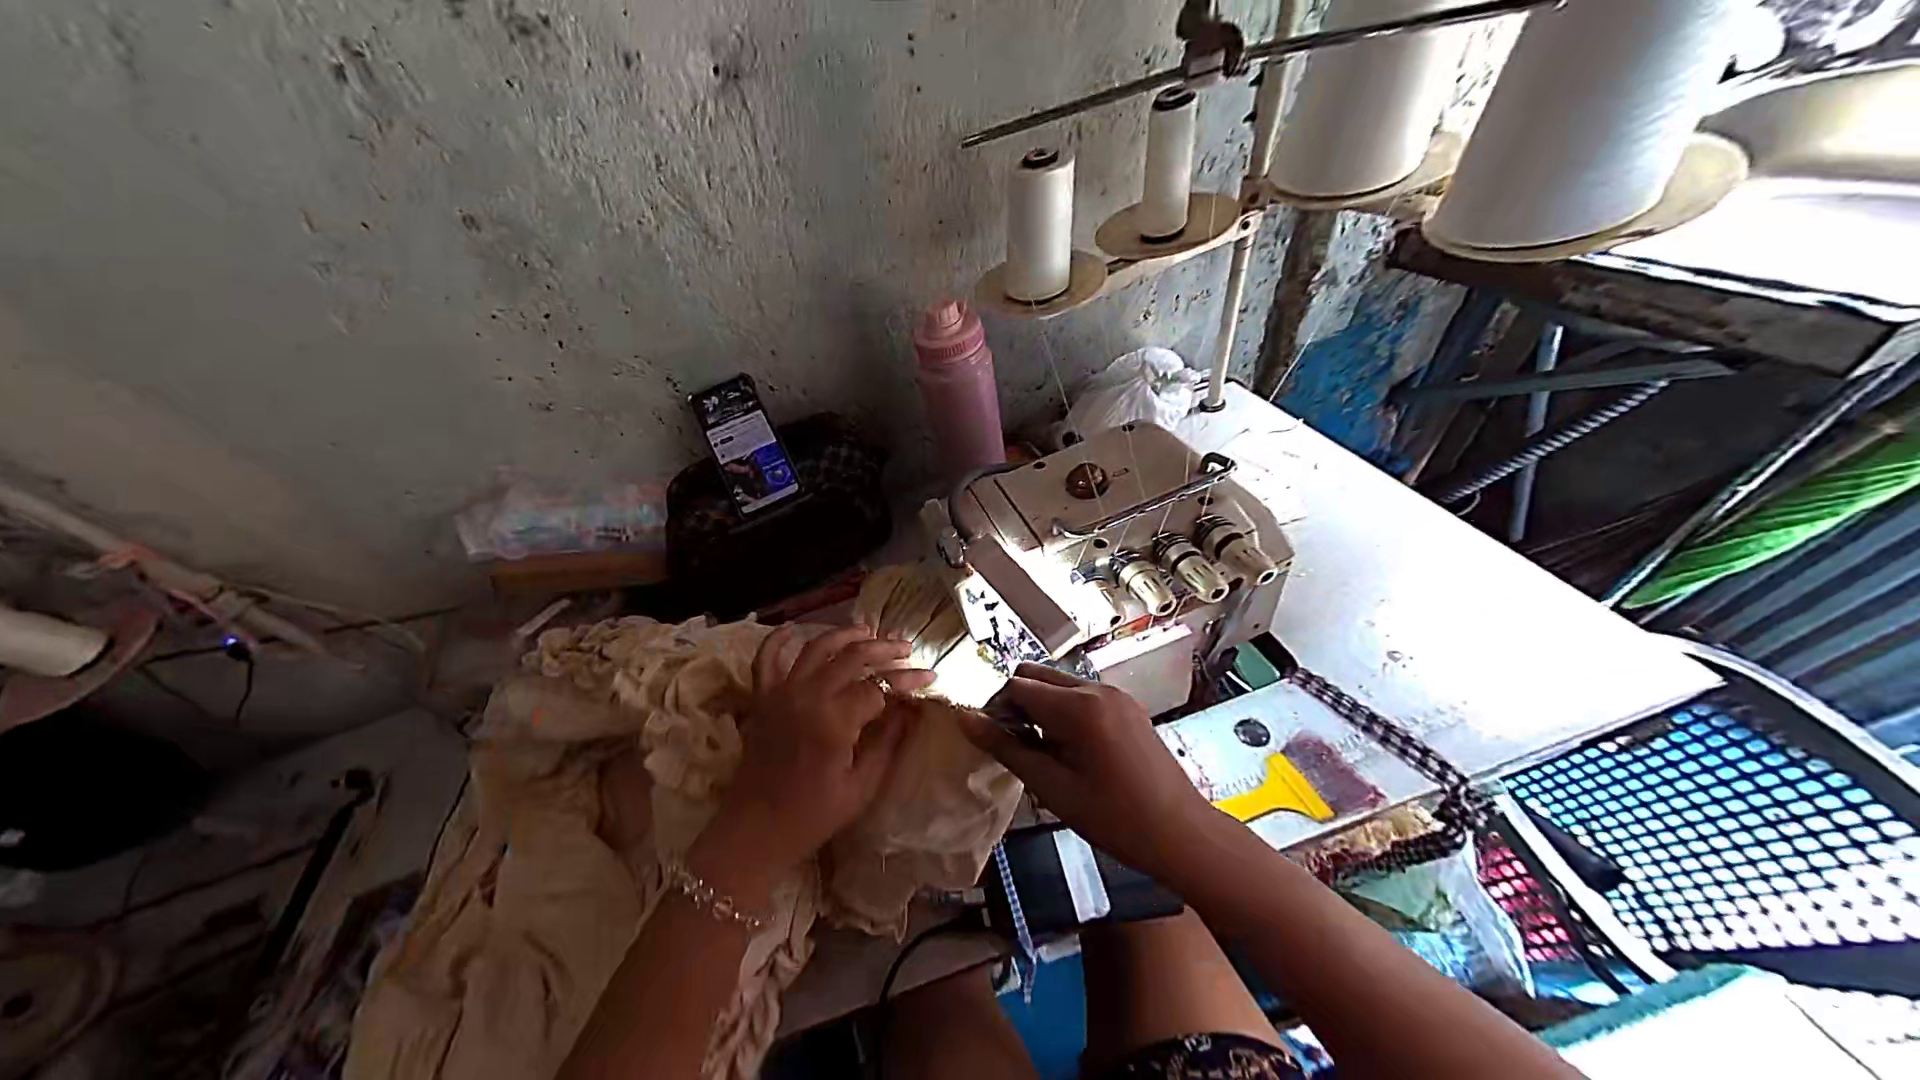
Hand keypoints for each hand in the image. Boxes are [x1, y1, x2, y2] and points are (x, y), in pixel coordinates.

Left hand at [695, 625, 934, 900]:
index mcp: (834, 719)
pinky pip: (765, 659)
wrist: (754, 831)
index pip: (880, 686)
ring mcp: (781, 693)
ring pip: (816, 647)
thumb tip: (912, 708)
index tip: (930, 678)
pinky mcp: (762, 699)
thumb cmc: (813, 816)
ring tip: (869, 631)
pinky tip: (792, 628)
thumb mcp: (862, 786)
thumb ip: (889, 742)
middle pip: (853, 657)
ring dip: (845, 635)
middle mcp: (807, 696)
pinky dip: (777, 640)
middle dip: (885, 649)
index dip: (908, 680)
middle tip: (907, 648)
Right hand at [956, 664, 1219, 879]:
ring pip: (1060, 685)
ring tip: (1046, 754)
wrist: (1181, 834)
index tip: (996, 742)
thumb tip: (964, 718)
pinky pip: (1083, 696)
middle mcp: (1097, 688)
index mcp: (1078, 705)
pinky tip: (1072, 751)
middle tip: (1017, 746)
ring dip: (1041, 708)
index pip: (1017, 685)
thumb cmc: (1113, 818)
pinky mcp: (1128, 707)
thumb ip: (1006, 748)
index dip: (997, 709)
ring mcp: (1116, 695)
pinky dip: (1065, 712)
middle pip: (1038, 676)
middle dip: (1017, 703)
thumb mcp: (1051, 787)